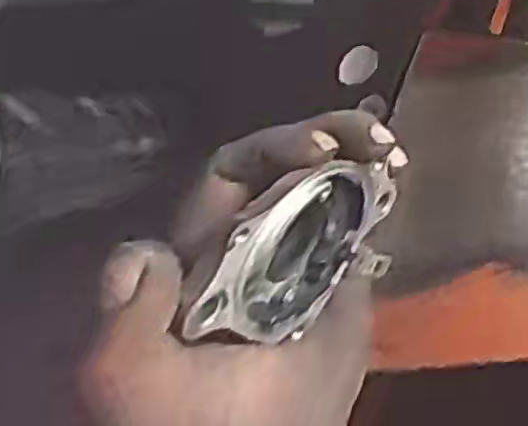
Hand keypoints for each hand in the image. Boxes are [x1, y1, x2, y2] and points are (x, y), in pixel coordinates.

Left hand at [83, 111, 406, 425]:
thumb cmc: (198, 421)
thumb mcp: (141, 383)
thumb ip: (127, 326)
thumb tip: (137, 251)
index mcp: (205, 249)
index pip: (237, 169)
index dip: (278, 145)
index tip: (322, 151)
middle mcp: (257, 231)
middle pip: (293, 156)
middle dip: (335, 131)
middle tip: (376, 139)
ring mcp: (307, 240)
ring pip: (334, 169)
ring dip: (365, 145)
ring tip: (392, 150)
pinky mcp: (350, 255)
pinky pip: (366, 200)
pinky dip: (384, 175)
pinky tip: (401, 168)